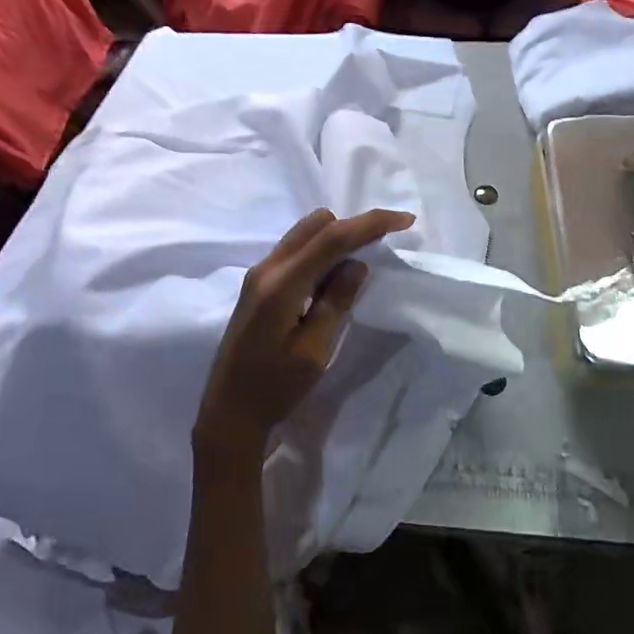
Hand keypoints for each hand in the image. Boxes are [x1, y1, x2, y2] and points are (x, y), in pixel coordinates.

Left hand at [194, 208, 415, 463]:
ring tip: (358, 267)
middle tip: (381, 249)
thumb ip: (336, 302)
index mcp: (281, 284)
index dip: (371, 223)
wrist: (228, 413)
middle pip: (316, 224)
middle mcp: (267, 268)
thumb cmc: (274, 388)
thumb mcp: (314, 352)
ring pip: (305, 233)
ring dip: (336, 238)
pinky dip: (320, 252)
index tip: (405, 219)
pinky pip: (296, 250)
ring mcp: (259, 274)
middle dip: (353, 227)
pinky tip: (332, 278)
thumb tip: (358, 263)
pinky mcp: (259, 284)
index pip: (331, 237)